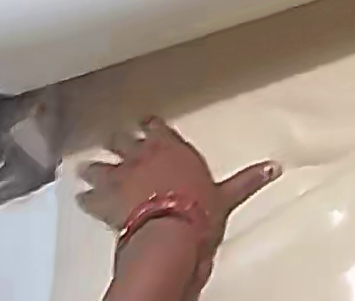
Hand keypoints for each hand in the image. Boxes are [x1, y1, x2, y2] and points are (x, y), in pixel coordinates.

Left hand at [79, 116, 279, 247]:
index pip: (159, 130)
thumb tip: (276, 167)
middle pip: (127, 141)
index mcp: (173, 148)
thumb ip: (247, 180)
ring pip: (105, 165)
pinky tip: (79, 195)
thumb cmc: (200, 210)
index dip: (151, 125)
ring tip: (84, 164)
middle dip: (118, 138)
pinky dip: (86, 196)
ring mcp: (125, 178)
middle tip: (109, 133)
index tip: (144, 120)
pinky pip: (93, 197)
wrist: (170, 234)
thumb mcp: (226, 196)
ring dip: (96, 166)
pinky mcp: (109, 204)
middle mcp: (147, 156)